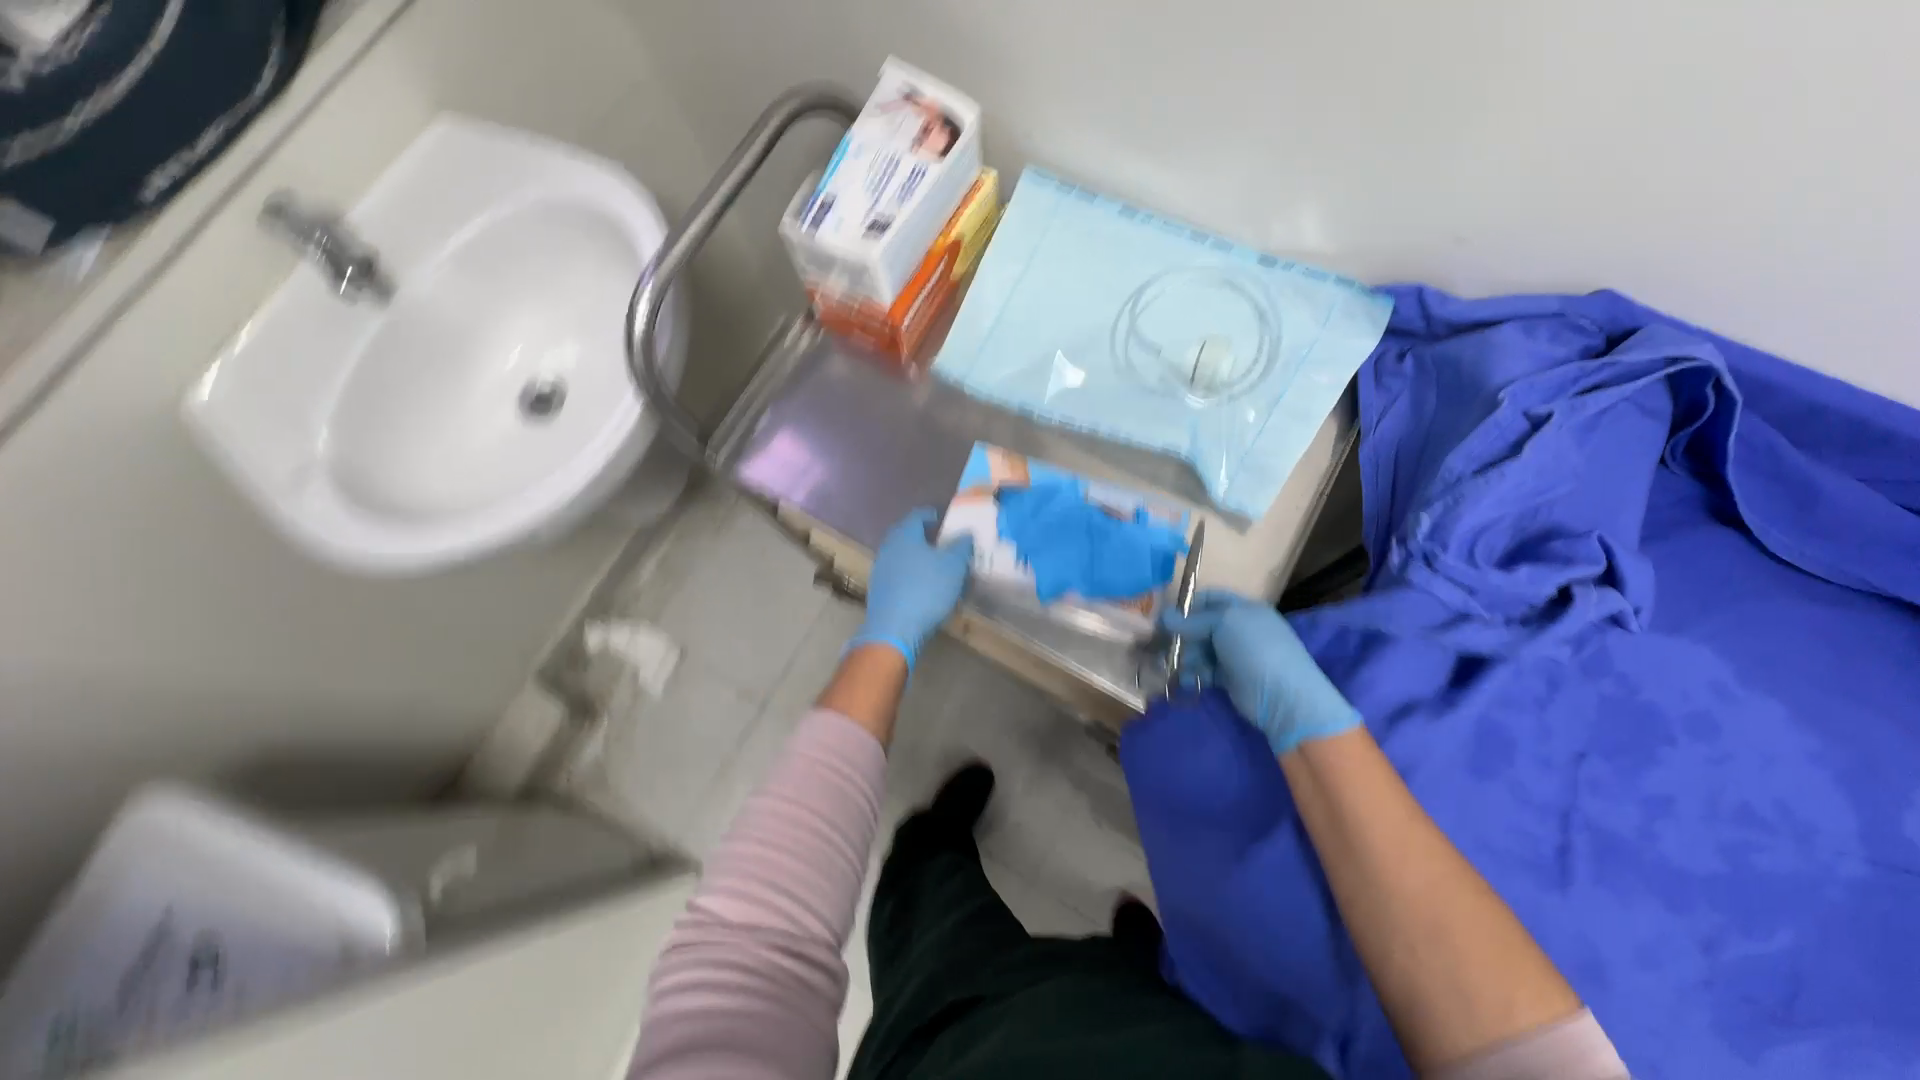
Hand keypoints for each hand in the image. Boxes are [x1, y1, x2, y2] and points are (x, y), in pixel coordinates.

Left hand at [848, 509, 974, 670]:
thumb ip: (961, 546)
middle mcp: (888, 547)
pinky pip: (899, 575)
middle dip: (926, 537)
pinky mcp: (880, 591)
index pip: (918, 515)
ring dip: (918, 558)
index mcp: (905, 534)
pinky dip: (912, 575)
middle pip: (908, 535)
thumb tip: (965, 534)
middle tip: (944, 543)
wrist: (894, 629)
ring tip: (937, 567)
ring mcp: (881, 569)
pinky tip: (924, 587)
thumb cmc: (927, 589)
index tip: (944, 520)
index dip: (932, 515)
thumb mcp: (954, 566)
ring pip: (902, 556)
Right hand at [1161, 590, 1360, 755]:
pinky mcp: (1230, 678)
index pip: (1211, 598)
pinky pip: (1205, 670)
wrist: (1282, 695)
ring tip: (1172, 666)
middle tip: (1160, 644)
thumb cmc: (1255, 649)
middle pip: (1202, 626)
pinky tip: (1186, 680)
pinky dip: (1193, 674)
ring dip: (1185, 656)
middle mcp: (1239, 629)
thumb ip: (1193, 620)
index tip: (1165, 616)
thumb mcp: (1224, 624)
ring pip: (1201, 649)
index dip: (1188, 605)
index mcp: (1243, 609)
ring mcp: (1235, 654)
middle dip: (1182, 634)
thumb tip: (1164, 617)